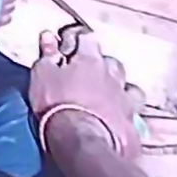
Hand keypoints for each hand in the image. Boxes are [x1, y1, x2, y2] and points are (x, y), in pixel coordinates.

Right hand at [28, 28, 142, 159]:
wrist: (83, 140)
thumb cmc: (57, 102)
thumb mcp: (42, 74)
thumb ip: (47, 54)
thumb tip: (49, 35)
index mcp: (90, 60)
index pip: (87, 38)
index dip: (77, 40)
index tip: (65, 46)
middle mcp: (113, 76)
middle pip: (111, 62)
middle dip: (100, 64)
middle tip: (85, 73)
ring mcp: (127, 101)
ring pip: (130, 87)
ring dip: (119, 88)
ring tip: (108, 95)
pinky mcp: (134, 124)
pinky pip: (133, 113)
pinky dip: (125, 112)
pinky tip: (118, 117)